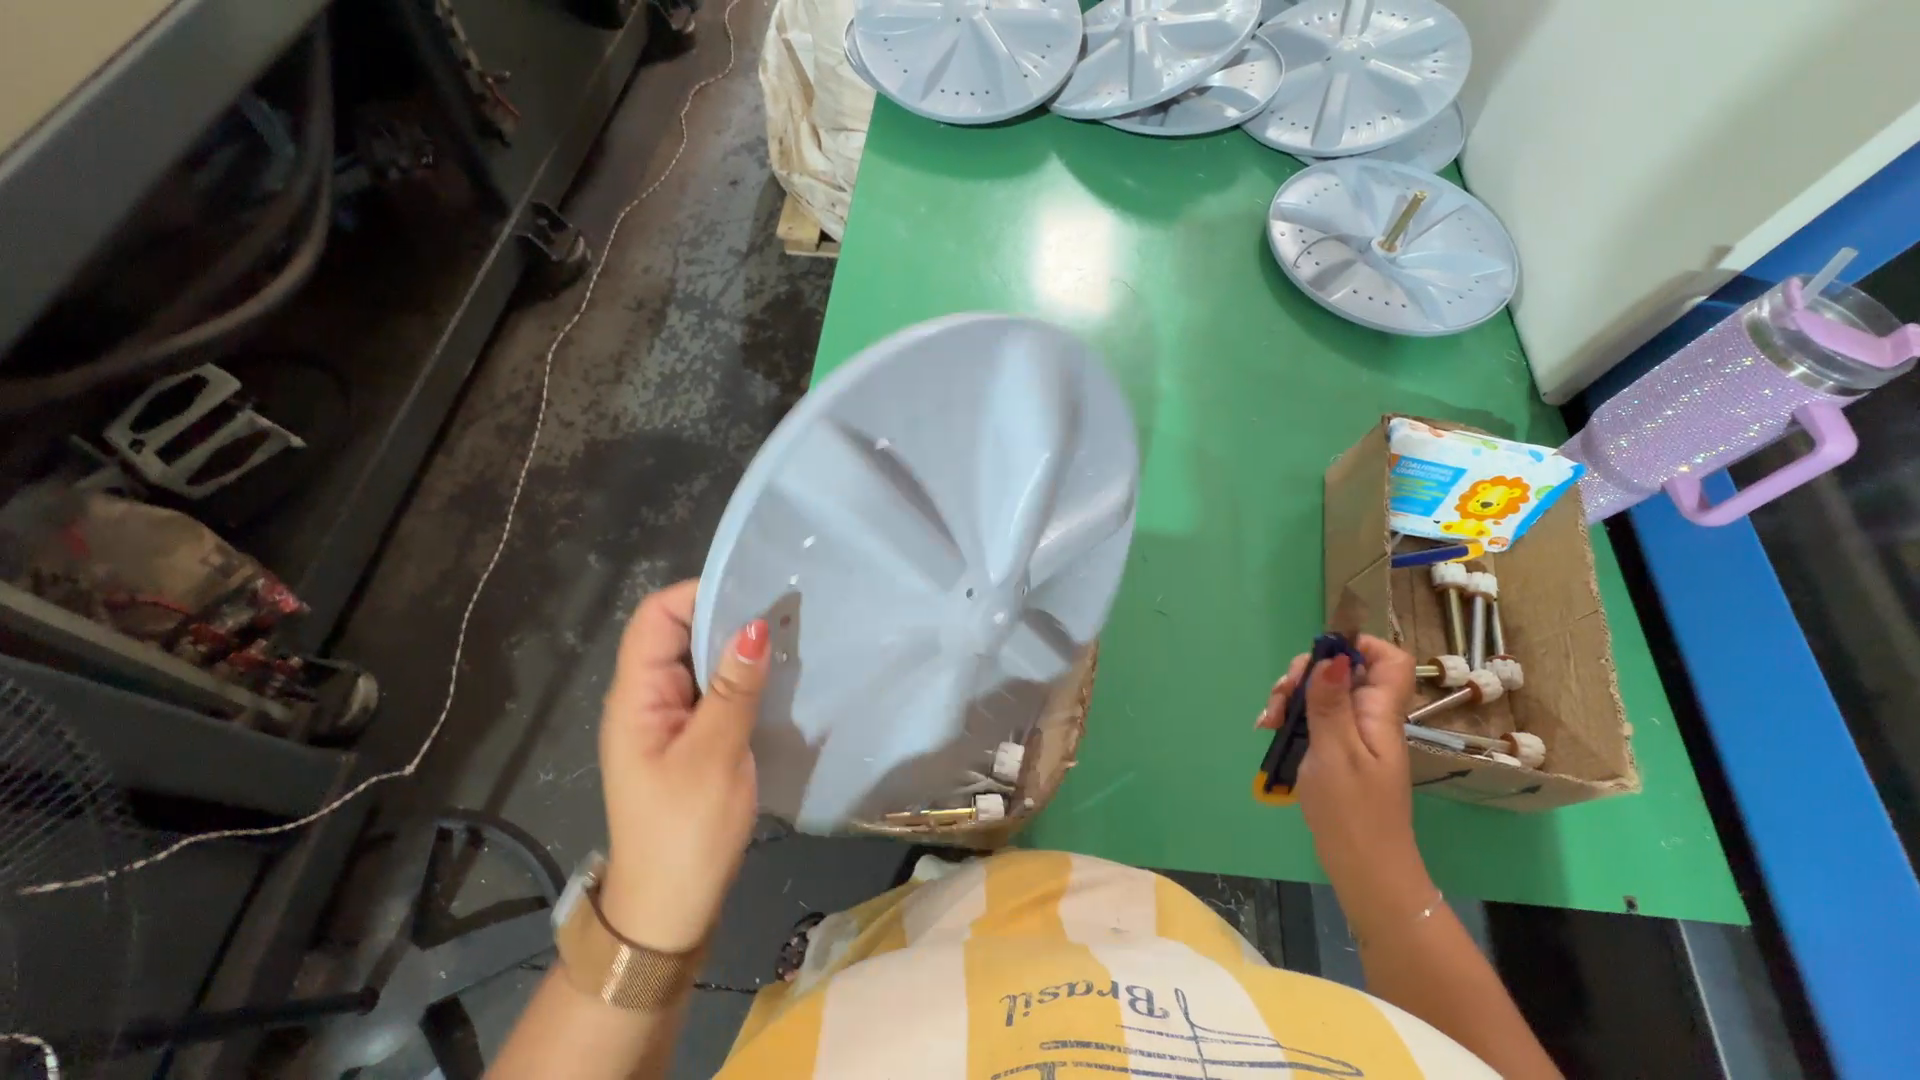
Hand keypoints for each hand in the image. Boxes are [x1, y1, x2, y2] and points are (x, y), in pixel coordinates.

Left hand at [595, 580, 768, 951]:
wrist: (669, 910)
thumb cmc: (685, 832)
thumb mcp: (714, 756)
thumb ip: (733, 689)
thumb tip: (756, 624)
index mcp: (636, 697)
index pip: (655, 618)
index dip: (698, 595)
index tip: (754, 592)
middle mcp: (646, 700)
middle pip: (677, 635)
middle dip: (725, 616)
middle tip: (784, 611)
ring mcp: (667, 722)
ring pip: (698, 663)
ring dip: (735, 648)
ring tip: (787, 637)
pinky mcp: (689, 741)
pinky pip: (712, 693)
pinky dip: (739, 679)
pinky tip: (775, 678)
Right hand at [1257, 634, 1434, 934]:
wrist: (1365, 868)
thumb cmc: (1352, 810)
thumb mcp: (1336, 752)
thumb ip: (1331, 703)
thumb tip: (1332, 657)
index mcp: (1379, 713)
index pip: (1389, 660)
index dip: (1359, 646)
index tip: (1319, 657)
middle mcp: (1370, 719)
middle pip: (1344, 672)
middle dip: (1306, 674)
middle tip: (1282, 696)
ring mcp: (1353, 737)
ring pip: (1323, 695)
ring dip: (1292, 698)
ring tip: (1269, 720)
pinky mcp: (1337, 755)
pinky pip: (1315, 721)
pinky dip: (1292, 720)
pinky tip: (1270, 731)